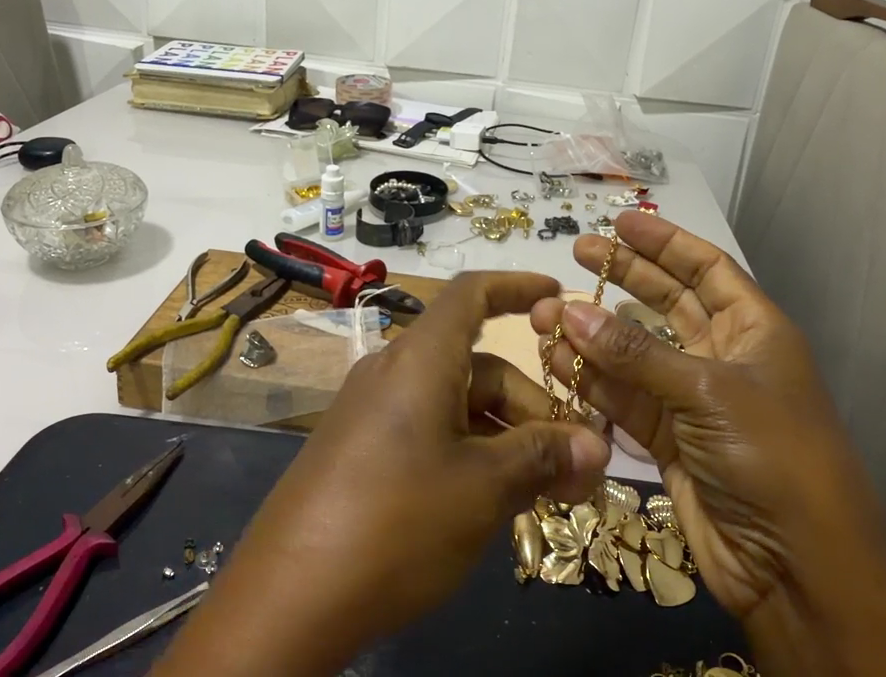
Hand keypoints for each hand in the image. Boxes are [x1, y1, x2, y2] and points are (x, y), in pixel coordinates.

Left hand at [154, 272, 609, 676]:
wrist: (287, 598)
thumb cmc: (396, 522)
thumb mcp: (482, 488)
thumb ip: (541, 458)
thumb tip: (597, 445)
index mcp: (420, 359)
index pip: (471, 295)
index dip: (517, 287)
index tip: (560, 294)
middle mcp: (394, 373)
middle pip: (478, 367)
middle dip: (534, 407)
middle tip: (580, 463)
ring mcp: (373, 416)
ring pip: (457, 407)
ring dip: (508, 438)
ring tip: (550, 492)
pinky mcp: (362, 454)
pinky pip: (431, 435)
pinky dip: (473, 455)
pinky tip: (499, 503)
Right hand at [533, 213, 885, 676]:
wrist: (799, 566)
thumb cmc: (773, 456)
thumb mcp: (709, 391)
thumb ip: (636, 353)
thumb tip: (570, 311)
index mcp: (755, 330)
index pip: (707, 270)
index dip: (665, 243)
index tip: (619, 223)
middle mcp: (724, 358)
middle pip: (667, 303)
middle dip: (624, 278)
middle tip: (574, 253)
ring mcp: (693, 402)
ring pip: (635, 353)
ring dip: (593, 333)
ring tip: (545, 313)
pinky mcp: (668, 442)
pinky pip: (622, 399)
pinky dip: (590, 381)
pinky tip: (555, 359)